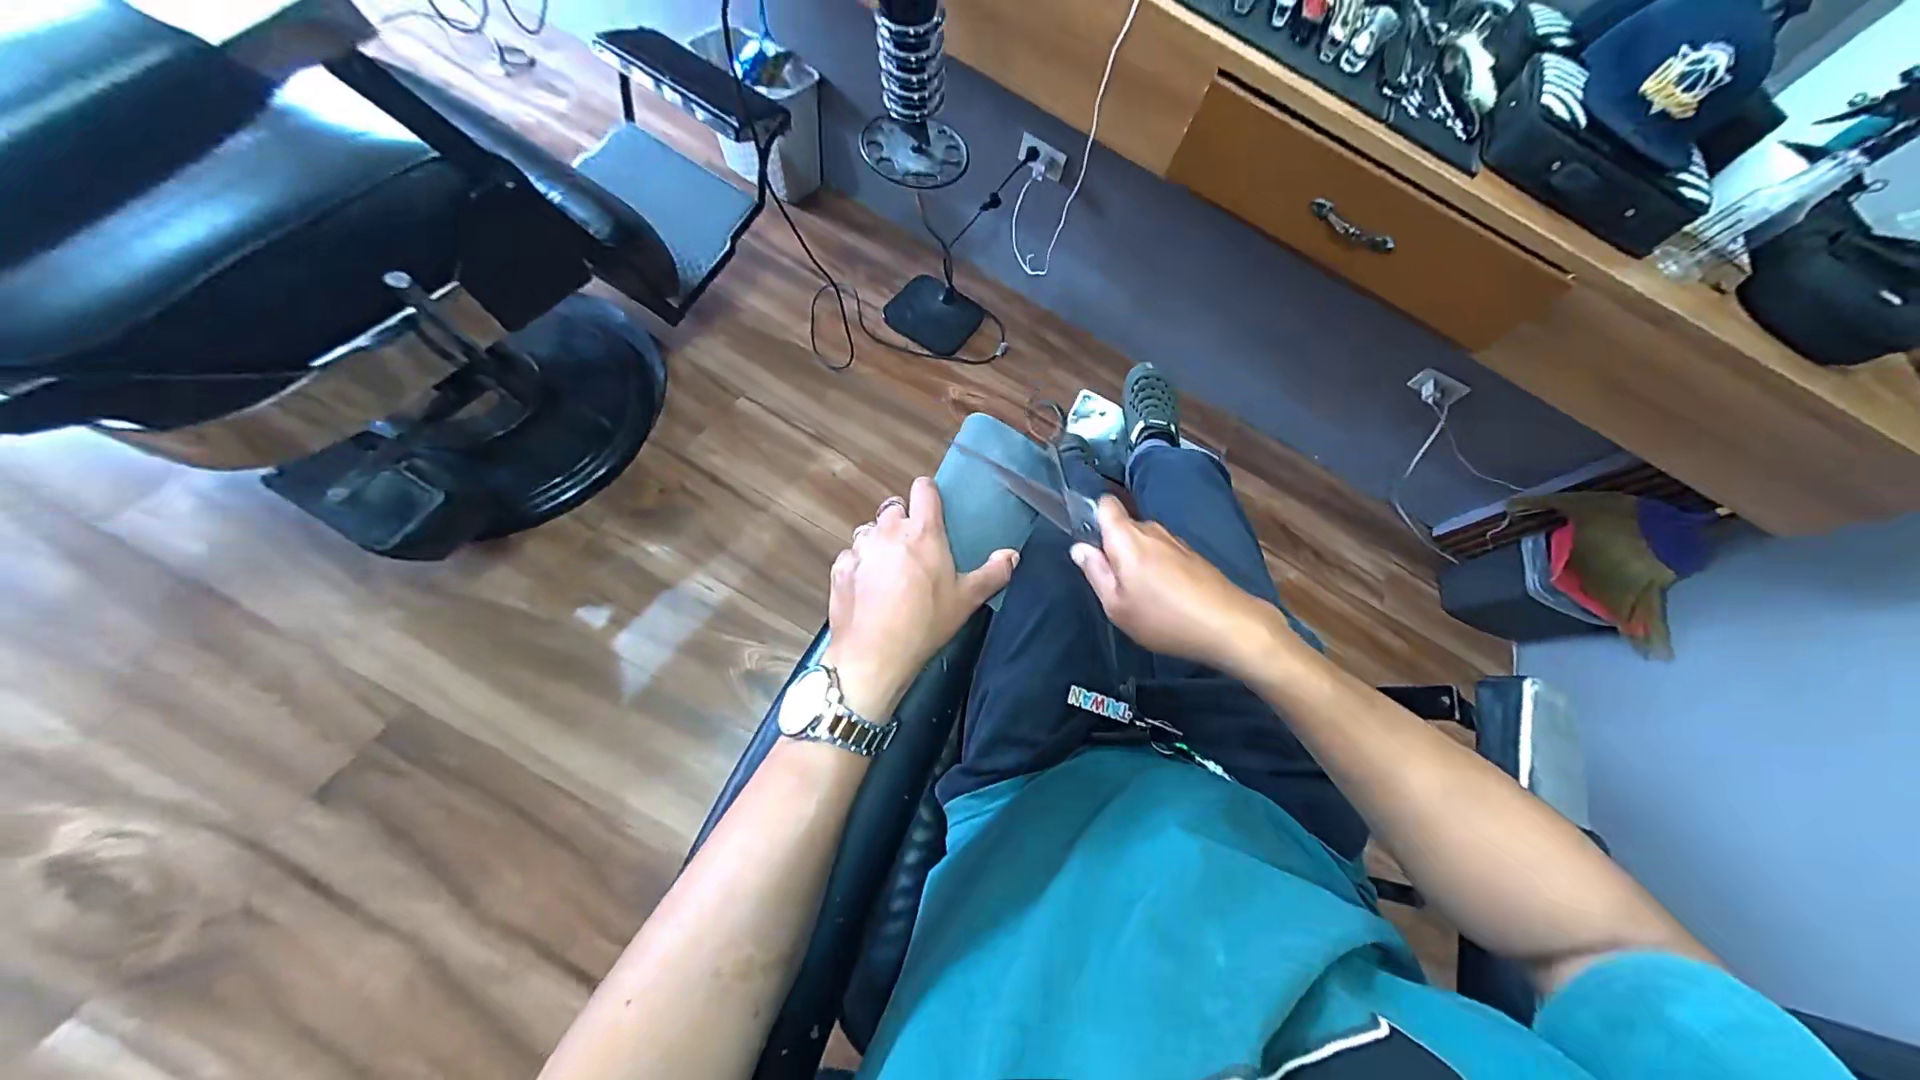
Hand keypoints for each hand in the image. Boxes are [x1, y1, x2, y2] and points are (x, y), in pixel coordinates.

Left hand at [823, 477, 1018, 716]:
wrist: (874, 653)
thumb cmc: (925, 622)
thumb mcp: (967, 599)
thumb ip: (993, 573)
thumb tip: (1012, 555)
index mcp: (922, 531)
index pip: (923, 488)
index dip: (928, 494)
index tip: (932, 508)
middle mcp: (888, 530)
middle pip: (893, 509)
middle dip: (902, 523)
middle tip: (913, 549)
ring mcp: (860, 547)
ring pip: (869, 531)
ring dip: (879, 543)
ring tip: (889, 570)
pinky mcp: (839, 567)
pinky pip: (851, 556)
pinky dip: (859, 566)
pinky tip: (867, 588)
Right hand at [1069, 496, 1284, 678]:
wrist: (1227, 625)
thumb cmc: (1162, 617)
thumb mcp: (1116, 605)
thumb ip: (1095, 572)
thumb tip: (1080, 548)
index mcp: (1126, 536)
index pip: (1106, 504)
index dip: (1094, 516)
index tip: (1091, 543)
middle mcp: (1151, 529)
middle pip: (1124, 526)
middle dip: (1116, 547)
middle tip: (1115, 583)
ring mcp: (1176, 541)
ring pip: (1145, 540)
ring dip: (1139, 559)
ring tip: (1142, 593)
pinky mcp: (1194, 555)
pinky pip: (1164, 552)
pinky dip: (1159, 567)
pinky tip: (1166, 595)